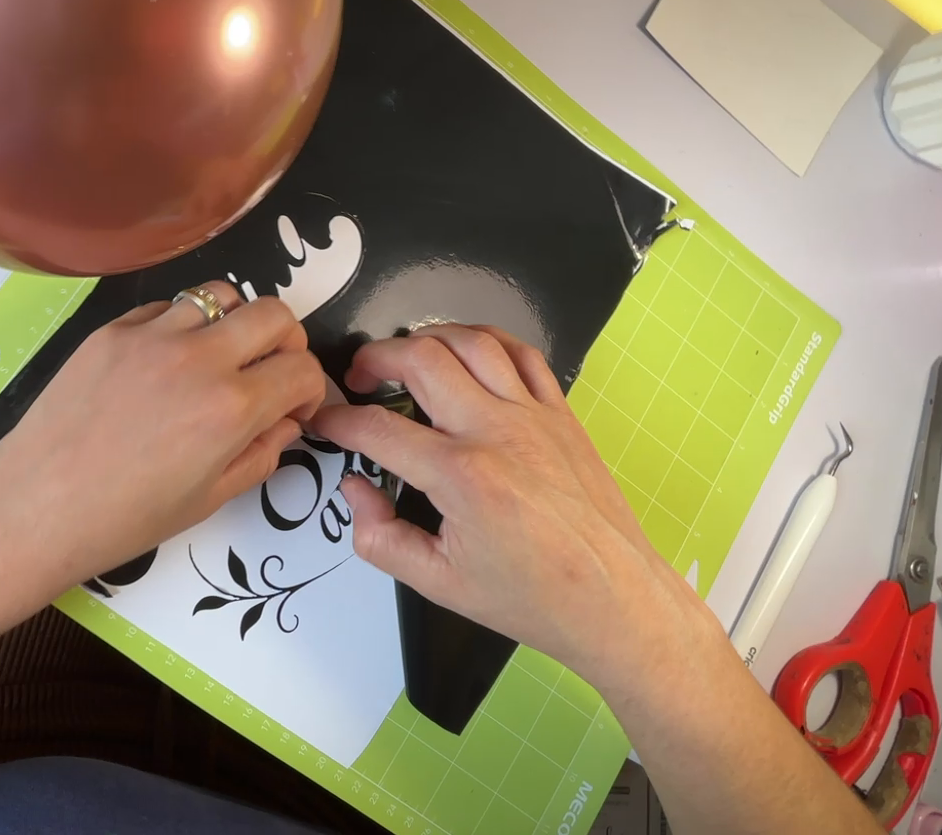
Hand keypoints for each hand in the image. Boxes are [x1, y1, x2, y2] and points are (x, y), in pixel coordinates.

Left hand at [0, 281, 328, 593]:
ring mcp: (151, 336)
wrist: (36, 505)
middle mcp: (198, 358)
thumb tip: (286, 420)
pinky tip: (166, 360)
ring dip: (234, 323)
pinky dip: (183, 325)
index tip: (294, 406)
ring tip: (217, 357)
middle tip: (268, 372)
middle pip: (274, 314)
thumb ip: (262, 453)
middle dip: (286, 342)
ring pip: (220, 295)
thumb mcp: (209, 499)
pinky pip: (167, 307)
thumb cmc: (126, 519)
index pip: (302, 369)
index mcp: (231, 408)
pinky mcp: (112, 329)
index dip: (309, 388)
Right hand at [310, 325, 716, 696]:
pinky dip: (485, 340)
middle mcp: (495, 431)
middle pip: (421, 359)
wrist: (617, 602)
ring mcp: (533, 415)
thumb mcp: (437, 583)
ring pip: (471, 341)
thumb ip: (379, 535)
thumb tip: (356, 488)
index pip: (377, 428)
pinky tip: (466, 354)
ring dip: (426, 338)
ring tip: (406, 358)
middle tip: (359, 378)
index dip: (338, 420)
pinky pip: (522, 353)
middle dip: (374, 357)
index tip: (324, 421)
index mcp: (460, 477)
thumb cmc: (529, 597)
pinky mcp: (560, 413)